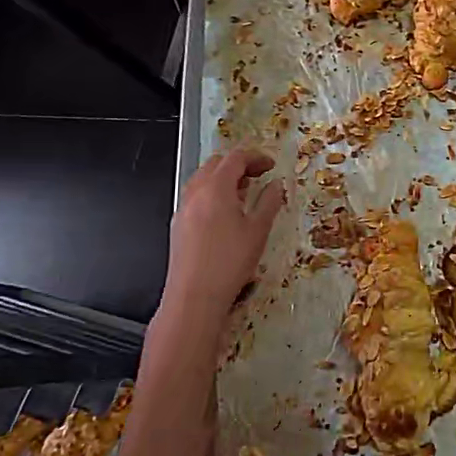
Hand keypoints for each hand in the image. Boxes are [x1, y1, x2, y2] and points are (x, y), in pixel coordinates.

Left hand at [165, 148, 285, 323]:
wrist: (194, 297)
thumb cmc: (230, 261)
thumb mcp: (258, 230)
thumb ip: (270, 201)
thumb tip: (276, 185)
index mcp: (216, 188)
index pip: (235, 158)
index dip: (256, 157)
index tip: (271, 166)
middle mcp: (195, 193)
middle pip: (216, 164)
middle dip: (239, 164)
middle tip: (259, 175)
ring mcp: (183, 209)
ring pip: (203, 179)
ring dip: (224, 178)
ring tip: (244, 193)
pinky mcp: (178, 225)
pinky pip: (195, 196)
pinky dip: (212, 193)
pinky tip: (226, 213)